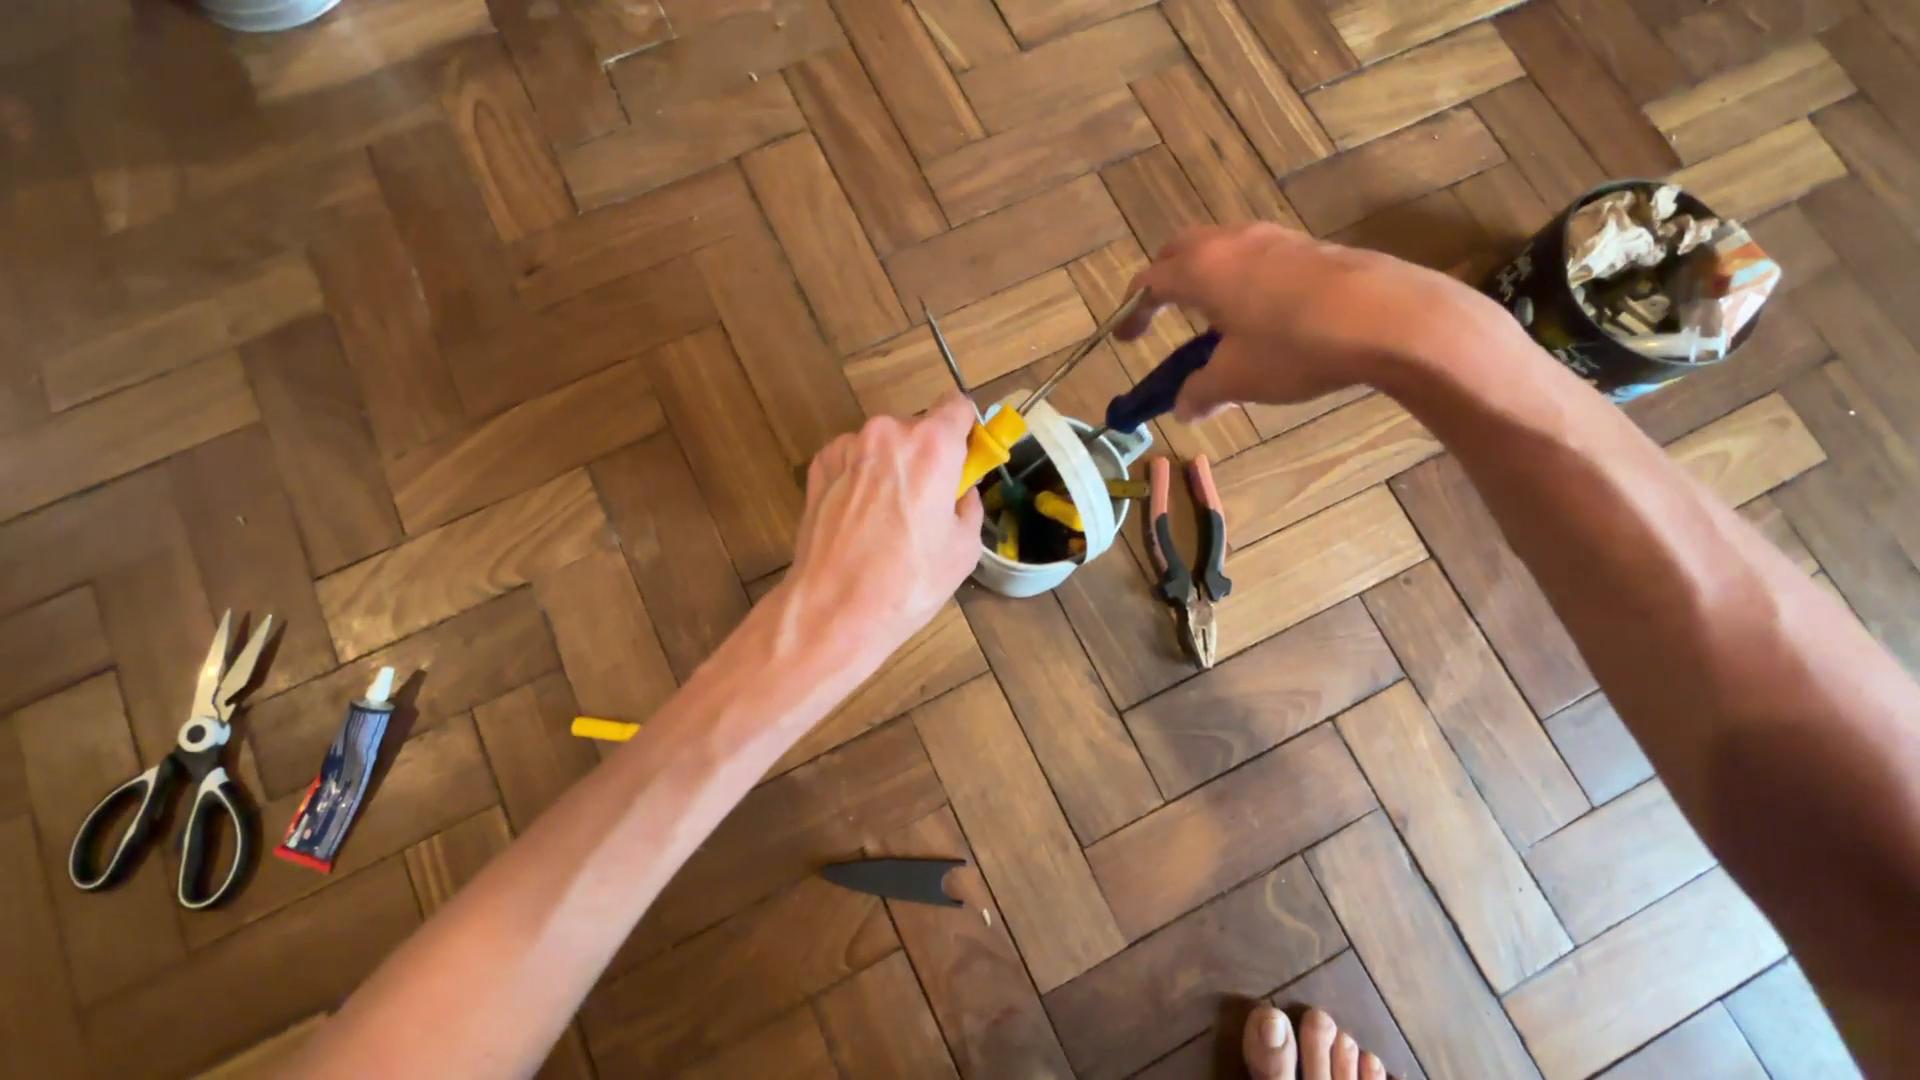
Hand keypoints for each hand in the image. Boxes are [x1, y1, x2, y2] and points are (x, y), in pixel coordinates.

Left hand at [787, 396, 984, 658]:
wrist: (834, 608)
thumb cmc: (907, 582)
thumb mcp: (964, 548)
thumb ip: (968, 504)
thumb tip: (960, 492)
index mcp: (932, 445)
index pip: (958, 405)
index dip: (965, 429)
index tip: (965, 455)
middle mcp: (888, 433)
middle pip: (918, 428)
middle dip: (926, 456)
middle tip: (926, 502)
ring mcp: (848, 447)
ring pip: (883, 446)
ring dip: (891, 467)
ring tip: (888, 518)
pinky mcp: (819, 465)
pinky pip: (854, 460)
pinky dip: (861, 478)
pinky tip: (860, 518)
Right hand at [1117, 223, 1499, 417]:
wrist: (1388, 318)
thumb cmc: (1295, 348)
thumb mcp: (1238, 379)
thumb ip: (1201, 391)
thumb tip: (1184, 407)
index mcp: (1201, 271)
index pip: (1149, 282)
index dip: (1132, 311)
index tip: (1125, 337)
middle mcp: (1230, 243)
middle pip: (1179, 250)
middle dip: (1162, 280)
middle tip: (1157, 312)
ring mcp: (1272, 239)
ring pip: (1219, 247)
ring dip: (1202, 275)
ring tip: (1208, 314)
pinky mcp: (1307, 246)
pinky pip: (1254, 255)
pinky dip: (1237, 277)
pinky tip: (1256, 312)